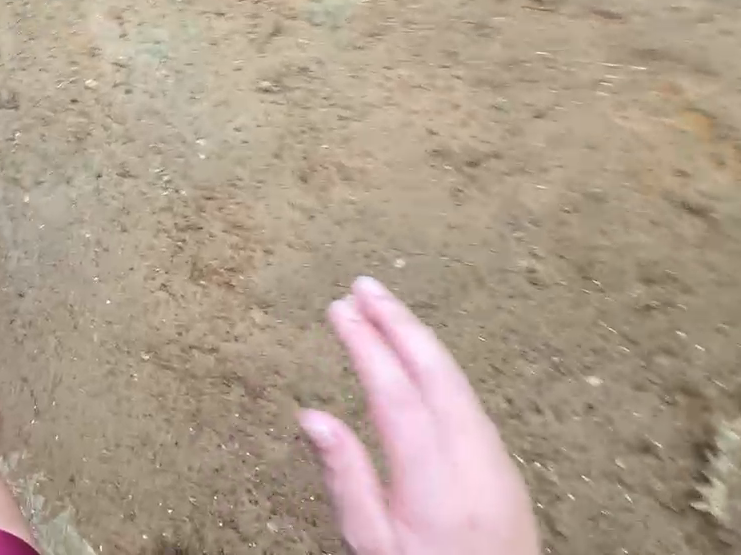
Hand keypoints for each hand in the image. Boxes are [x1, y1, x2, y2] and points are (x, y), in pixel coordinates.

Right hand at [301, 277, 539, 554]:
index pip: (399, 400)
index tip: (338, 307)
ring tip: (381, 304)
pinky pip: (468, 400)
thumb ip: (345, 479)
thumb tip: (311, 415)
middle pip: (441, 382)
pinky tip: (414, 349)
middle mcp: (478, 470)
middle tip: (363, 284)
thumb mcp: (369, 541)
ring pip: (461, 386)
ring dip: (419, 337)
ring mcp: (500, 467)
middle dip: (401, 325)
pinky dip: (436, 363)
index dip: (368, 347)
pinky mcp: (503, 467)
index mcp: (438, 490)